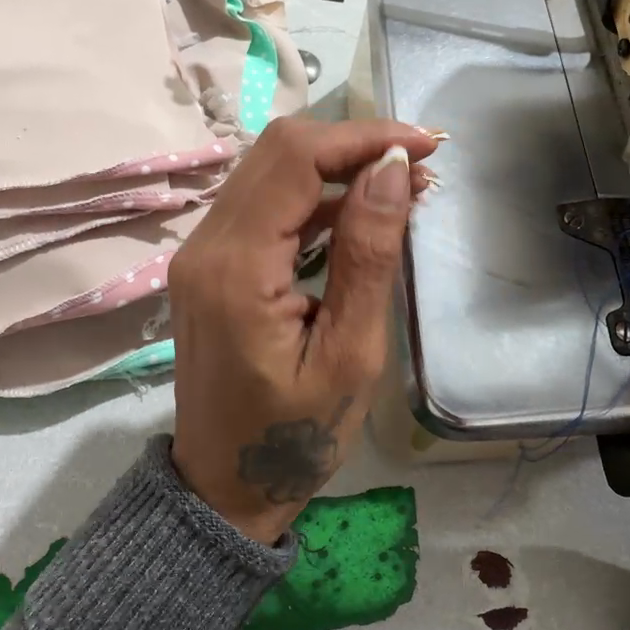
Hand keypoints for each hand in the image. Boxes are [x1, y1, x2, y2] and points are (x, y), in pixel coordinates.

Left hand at [169, 118, 440, 543]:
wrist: (222, 491)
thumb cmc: (295, 438)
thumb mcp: (351, 355)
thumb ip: (368, 255)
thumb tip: (393, 168)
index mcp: (236, 268)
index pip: (297, 159)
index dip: (364, 138)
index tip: (427, 146)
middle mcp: (207, 245)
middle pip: (279, 150)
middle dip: (354, 143)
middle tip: (421, 162)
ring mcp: (203, 252)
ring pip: (271, 169)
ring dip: (339, 164)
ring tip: (406, 184)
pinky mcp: (212, 264)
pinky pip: (266, 203)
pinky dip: (318, 194)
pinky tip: (364, 209)